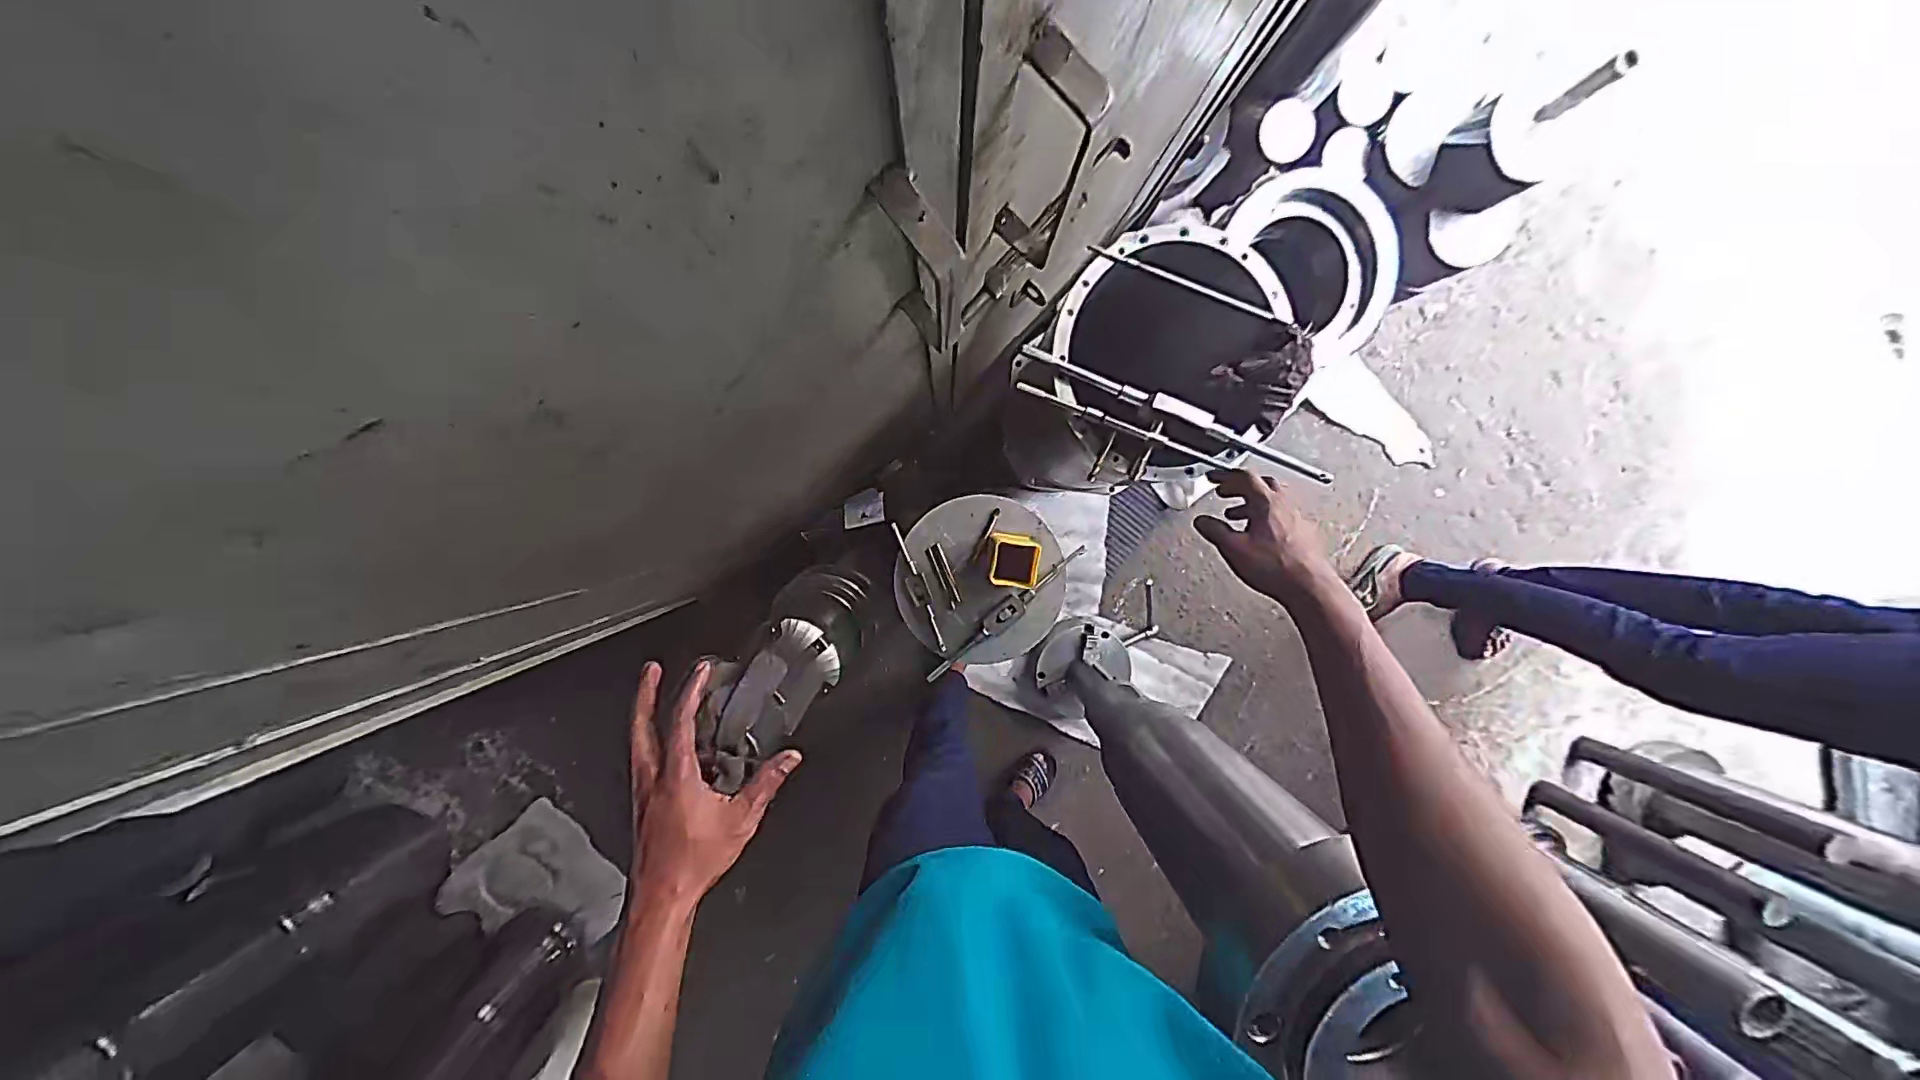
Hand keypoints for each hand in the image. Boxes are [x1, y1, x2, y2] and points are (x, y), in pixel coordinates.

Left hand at [628, 660, 800, 910]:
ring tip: (652, 700)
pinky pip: (643, 763)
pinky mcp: (642, 806)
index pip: (679, 720)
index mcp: (675, 776)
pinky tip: (666, 750)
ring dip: (643, 716)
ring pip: (637, 743)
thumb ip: (766, 784)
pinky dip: (651, 743)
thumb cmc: (692, 864)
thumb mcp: (741, 819)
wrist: (662, 897)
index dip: (690, 690)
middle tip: (651, 671)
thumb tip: (787, 760)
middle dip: (646, 694)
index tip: (701, 672)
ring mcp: (643, 793)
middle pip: (641, 726)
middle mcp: (652, 780)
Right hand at [1193, 469, 1336, 600]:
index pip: (1245, 478)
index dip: (1225, 475)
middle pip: (1261, 484)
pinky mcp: (1302, 534)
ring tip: (1236, 514)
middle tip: (1225, 491)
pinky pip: (1281, 516)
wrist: (1309, 587)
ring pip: (1272, 500)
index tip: (1215, 478)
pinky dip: (1264, 517)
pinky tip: (1257, 533)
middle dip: (1239, 486)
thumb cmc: (1277, 568)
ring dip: (1251, 503)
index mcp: (1266, 504)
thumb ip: (1215, 531)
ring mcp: (1296, 519)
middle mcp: (1284, 507)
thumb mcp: (1234, 548)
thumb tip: (1202, 521)